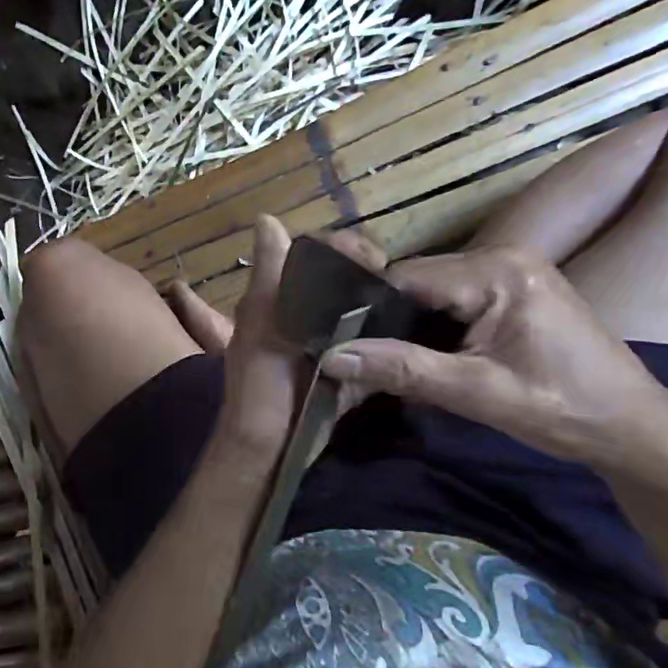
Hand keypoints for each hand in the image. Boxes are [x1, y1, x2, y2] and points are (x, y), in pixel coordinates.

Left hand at [203, 220, 389, 456]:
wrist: (270, 449)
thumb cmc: (260, 383)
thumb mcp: (262, 323)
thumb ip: (270, 274)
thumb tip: (268, 218)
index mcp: (282, 299)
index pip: (317, 257)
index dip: (344, 249)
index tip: (373, 256)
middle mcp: (305, 316)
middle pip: (343, 281)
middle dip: (368, 272)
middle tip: (392, 277)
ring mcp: (328, 345)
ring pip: (360, 311)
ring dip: (381, 301)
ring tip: (405, 298)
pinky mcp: (347, 371)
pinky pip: (371, 348)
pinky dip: (386, 338)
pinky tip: (408, 328)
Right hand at [318, 246, 667, 470]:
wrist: (632, 427)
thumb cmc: (563, 410)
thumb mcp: (479, 394)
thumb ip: (405, 370)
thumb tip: (333, 358)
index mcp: (497, 270)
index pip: (408, 276)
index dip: (368, 309)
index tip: (336, 344)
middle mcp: (503, 255)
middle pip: (420, 280)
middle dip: (389, 320)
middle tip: (357, 362)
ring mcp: (513, 270)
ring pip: (436, 290)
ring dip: (412, 326)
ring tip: (383, 362)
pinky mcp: (516, 289)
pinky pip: (459, 298)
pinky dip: (437, 326)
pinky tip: (422, 356)